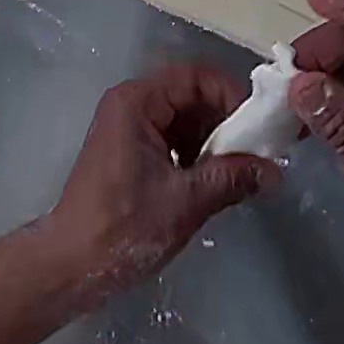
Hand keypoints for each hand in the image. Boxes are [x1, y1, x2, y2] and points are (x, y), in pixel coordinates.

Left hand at [43, 62, 280, 302]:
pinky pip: (171, 136)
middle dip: (223, 119)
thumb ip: (231, 178)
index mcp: (137, 101)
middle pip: (189, 95)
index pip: (193, 77)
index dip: (228, 94)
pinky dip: (194, 152)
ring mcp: (128, 126)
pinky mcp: (129, 149)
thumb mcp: (184, 202)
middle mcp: (131, 103)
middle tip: (254, 148)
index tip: (257, 123)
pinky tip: (211, 178)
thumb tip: (273, 171)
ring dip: (211, 138)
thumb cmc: (123, 226)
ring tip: (237, 166)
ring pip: (182, 117)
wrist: (70, 266)